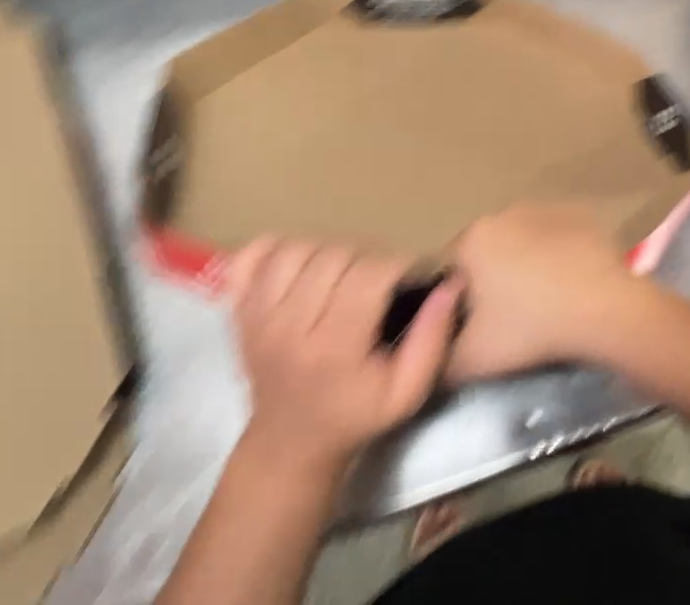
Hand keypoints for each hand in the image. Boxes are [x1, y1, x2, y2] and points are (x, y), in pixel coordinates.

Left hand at [226, 239, 460, 471]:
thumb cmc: (356, 414)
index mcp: (334, 347)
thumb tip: (450, 284)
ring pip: (296, 249)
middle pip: (333, 256)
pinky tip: (299, 262)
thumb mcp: (407, 392)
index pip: (368, 276)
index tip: (410, 275)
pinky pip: (250, 257)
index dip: (397, 264)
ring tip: (345, 270)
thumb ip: (433, 339)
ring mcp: (258, 316)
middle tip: (381, 276)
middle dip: (367, 256)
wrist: (290, 441)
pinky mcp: (238, 311)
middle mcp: (289, 326)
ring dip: (328, 250)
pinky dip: (275, 248)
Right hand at [445, 204, 651, 381]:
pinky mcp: (582, 217)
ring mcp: (548, 210)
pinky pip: (558, 241)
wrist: (606, 309)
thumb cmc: (532, 327)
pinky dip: (558, 259)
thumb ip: (441, 358)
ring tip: (545, 304)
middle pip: (487, 252)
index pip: (449, 269)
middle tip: (510, 318)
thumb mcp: (472, 359)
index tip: (474, 326)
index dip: (456, 301)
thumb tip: (435, 355)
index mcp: (473, 237)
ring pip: (523, 244)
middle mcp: (506, 213)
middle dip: (492, 281)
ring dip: (526, 267)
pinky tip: (570, 287)